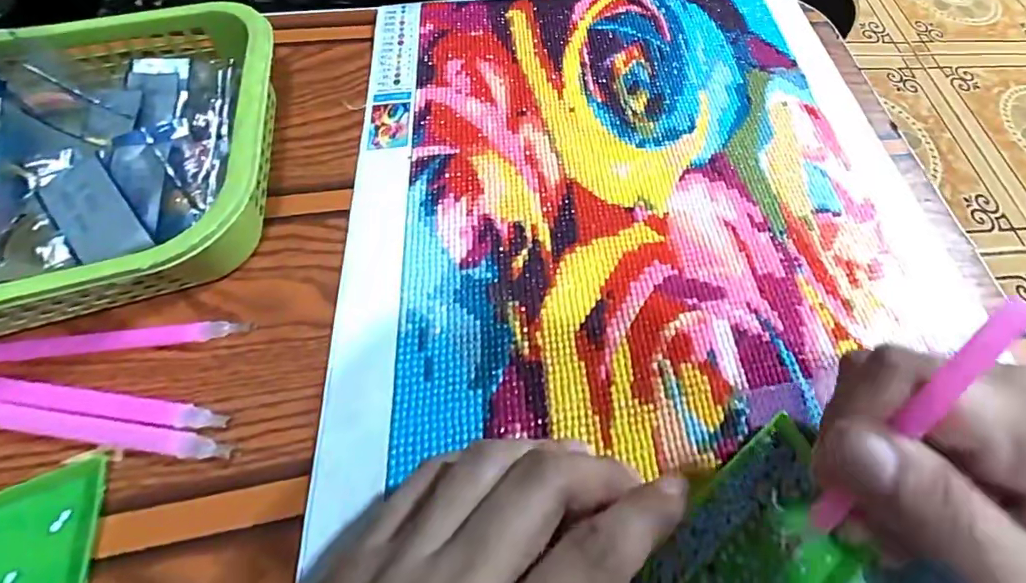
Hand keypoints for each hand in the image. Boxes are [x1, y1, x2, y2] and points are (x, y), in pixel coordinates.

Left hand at [312, 439, 687, 582]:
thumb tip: (616, 569)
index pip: (589, 562)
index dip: (644, 516)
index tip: (678, 492)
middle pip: (541, 486)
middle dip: (600, 474)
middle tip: (625, 490)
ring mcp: (386, 566)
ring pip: (484, 460)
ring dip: (539, 457)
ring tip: (567, 472)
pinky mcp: (347, 558)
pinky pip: (425, 473)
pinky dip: (473, 463)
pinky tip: (493, 477)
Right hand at [812, 346, 1025, 582]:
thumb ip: (948, 517)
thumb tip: (847, 443)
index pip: (907, 373)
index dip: (855, 422)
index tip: (835, 500)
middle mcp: (1009, 387)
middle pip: (892, 374)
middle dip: (857, 441)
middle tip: (860, 527)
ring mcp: (997, 403)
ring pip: (891, 395)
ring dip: (868, 459)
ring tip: (886, 535)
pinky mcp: (987, 426)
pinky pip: (911, 422)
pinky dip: (890, 469)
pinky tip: (905, 523)